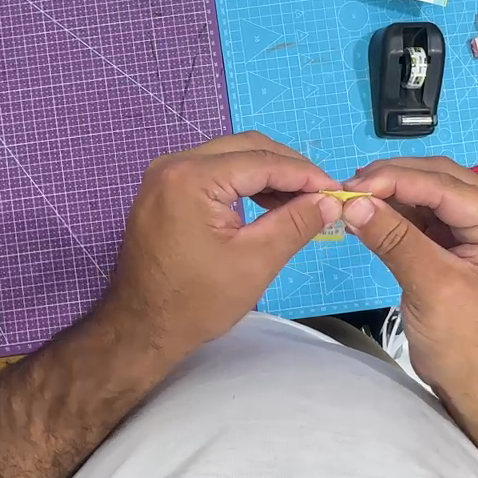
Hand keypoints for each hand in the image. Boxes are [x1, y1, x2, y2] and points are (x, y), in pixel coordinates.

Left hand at [97, 132, 339, 357]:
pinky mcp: (163, 189)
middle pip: (244, 149)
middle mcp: (173, 164)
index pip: (260, 161)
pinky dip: (241, 183)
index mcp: (191, 177)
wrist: (141, 328)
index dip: (304, 173)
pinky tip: (267, 203)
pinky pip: (211, 172)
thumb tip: (329, 201)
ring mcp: (164, 175)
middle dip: (287, 168)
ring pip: (228, 157)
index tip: (336, 189)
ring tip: (300, 200)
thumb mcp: (255, 262)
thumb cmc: (195, 302)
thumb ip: (295, 224)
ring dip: (266, 174)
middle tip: (321, 193)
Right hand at [341, 157, 477, 425]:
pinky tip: (367, 216)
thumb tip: (354, 202)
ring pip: (430, 196)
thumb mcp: (433, 288)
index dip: (397, 179)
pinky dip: (394, 214)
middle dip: (394, 180)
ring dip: (391, 195)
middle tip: (349, 187)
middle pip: (441, 181)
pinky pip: (423, 218)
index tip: (353, 185)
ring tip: (352, 200)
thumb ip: (394, 239)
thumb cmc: (471, 347)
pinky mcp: (457, 248)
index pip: (447, 186)